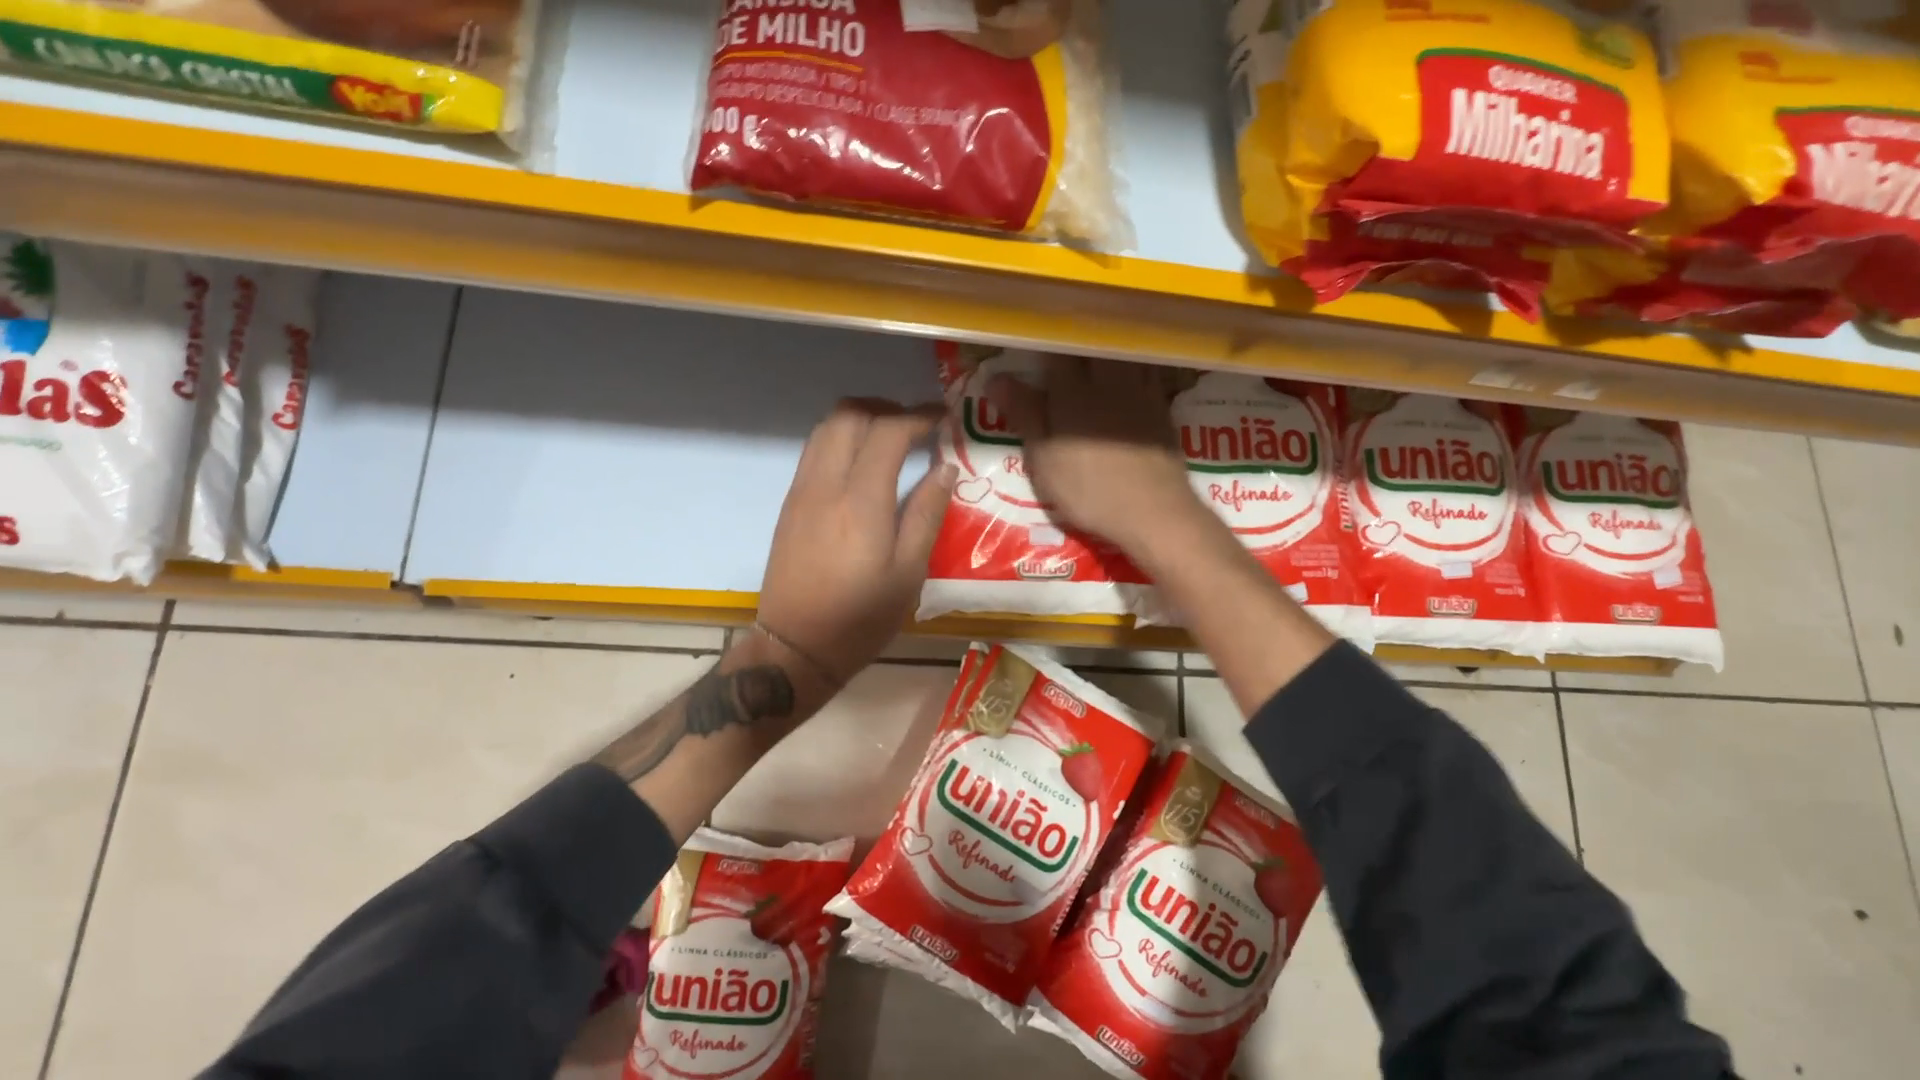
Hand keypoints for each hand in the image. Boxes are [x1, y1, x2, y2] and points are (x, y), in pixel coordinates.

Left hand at [758, 398, 956, 681]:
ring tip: (890, 438)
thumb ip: (927, 513)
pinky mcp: (789, 504)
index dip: (919, 416)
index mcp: (861, 500)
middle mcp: (825, 484)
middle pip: (850, 415)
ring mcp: (801, 491)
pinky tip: (862, 465)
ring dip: (860, 419)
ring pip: (826, 428)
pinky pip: (814, 451)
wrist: (796, 646)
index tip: (943, 418)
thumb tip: (945, 468)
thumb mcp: (909, 572)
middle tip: (917, 425)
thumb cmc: (861, 617)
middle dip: (886, 409)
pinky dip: (840, 440)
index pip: (889, 431)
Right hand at [987, 356, 1201, 551]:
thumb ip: (1025, 415)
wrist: (1153, 511)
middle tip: (1064, 347)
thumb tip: (996, 378)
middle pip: (1094, 345)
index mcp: (1073, 392)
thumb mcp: (1044, 459)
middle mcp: (1109, 382)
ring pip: (1124, 353)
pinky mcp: (1163, 409)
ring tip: (1097, 349)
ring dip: (1109, 346)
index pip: (1056, 353)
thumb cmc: (1089, 490)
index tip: (1032, 345)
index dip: (1044, 344)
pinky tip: (1133, 371)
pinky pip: (1149, 371)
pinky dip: (1137, 364)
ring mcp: (1141, 393)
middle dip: (1078, 340)